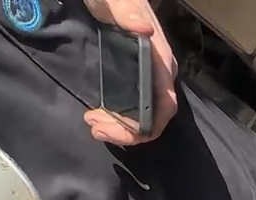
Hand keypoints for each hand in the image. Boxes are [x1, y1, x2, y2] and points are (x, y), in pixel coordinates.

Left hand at [82, 0, 179, 144]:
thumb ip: (127, 12)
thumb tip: (145, 30)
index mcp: (161, 62)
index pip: (163, 106)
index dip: (142, 126)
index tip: (108, 128)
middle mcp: (161, 76)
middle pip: (154, 117)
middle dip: (126, 131)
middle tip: (93, 126)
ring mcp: (151, 78)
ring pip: (145, 115)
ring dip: (121, 126)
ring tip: (92, 121)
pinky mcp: (140, 77)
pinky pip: (137, 104)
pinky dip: (120, 116)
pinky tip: (100, 112)